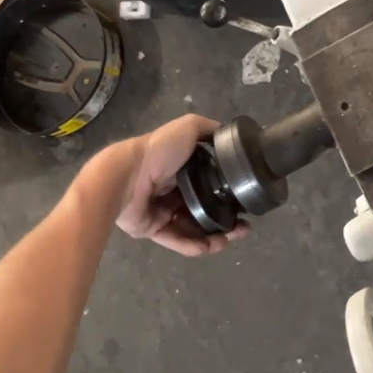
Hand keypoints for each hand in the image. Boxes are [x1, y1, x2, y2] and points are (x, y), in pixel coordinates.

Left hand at [100, 113, 248, 256]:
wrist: (128, 175)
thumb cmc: (160, 151)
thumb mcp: (189, 127)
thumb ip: (210, 130)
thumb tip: (228, 136)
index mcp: (182, 167)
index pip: (210, 182)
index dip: (228, 192)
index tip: (245, 200)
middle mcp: (173, 189)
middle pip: (204, 207)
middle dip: (225, 218)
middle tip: (243, 226)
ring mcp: (162, 210)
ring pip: (193, 227)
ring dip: (213, 235)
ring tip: (229, 239)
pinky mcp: (152, 228)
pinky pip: (176, 239)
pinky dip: (193, 244)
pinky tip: (211, 246)